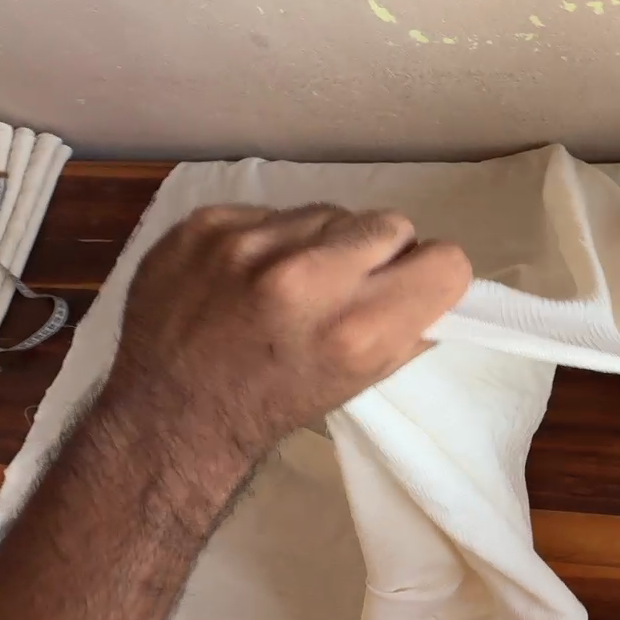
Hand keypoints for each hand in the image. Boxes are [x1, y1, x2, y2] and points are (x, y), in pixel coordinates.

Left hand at [101, 204, 471, 463]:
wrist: (173, 408)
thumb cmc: (281, 402)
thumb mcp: (364, 379)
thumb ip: (409, 328)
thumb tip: (434, 286)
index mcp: (357, 329)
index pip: (446, 261)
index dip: (435, 277)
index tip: (415, 290)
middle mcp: (308, 276)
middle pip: (394, 224)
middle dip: (384, 252)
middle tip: (353, 284)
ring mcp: (251, 242)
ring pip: (334, 213)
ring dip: (330, 242)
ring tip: (297, 280)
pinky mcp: (208, 221)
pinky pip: (277, 211)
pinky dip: (277, 239)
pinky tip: (254, 274)